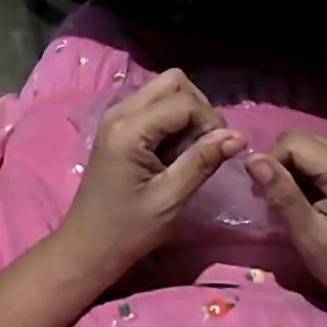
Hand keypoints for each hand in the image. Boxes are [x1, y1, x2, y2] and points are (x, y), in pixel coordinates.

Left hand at [54, 69, 246, 280]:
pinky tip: (174, 150)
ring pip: (164, 88)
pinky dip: (172, 118)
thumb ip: (202, 162)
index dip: (210, 120)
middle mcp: (120, 110)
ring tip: (190, 150)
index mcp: (129, 128)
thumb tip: (239, 136)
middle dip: (199, 107)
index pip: (183, 101)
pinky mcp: (119, 122)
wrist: (87, 245)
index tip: (221, 150)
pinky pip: (154, 103)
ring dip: (186, 111)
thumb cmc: (128, 229)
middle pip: (173, 81)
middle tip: (206, 144)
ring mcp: (117, 113)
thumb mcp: (170, 199)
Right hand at [245, 131, 326, 323]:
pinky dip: (306, 171)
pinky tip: (310, 197)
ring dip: (292, 169)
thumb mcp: (310, 238)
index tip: (266, 197)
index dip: (272, 163)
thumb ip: (282, 195)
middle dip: (281, 166)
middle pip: (299, 139)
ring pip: (307, 144)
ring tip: (293, 202)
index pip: (293, 142)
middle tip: (276, 203)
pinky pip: (319, 152)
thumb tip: (251, 159)